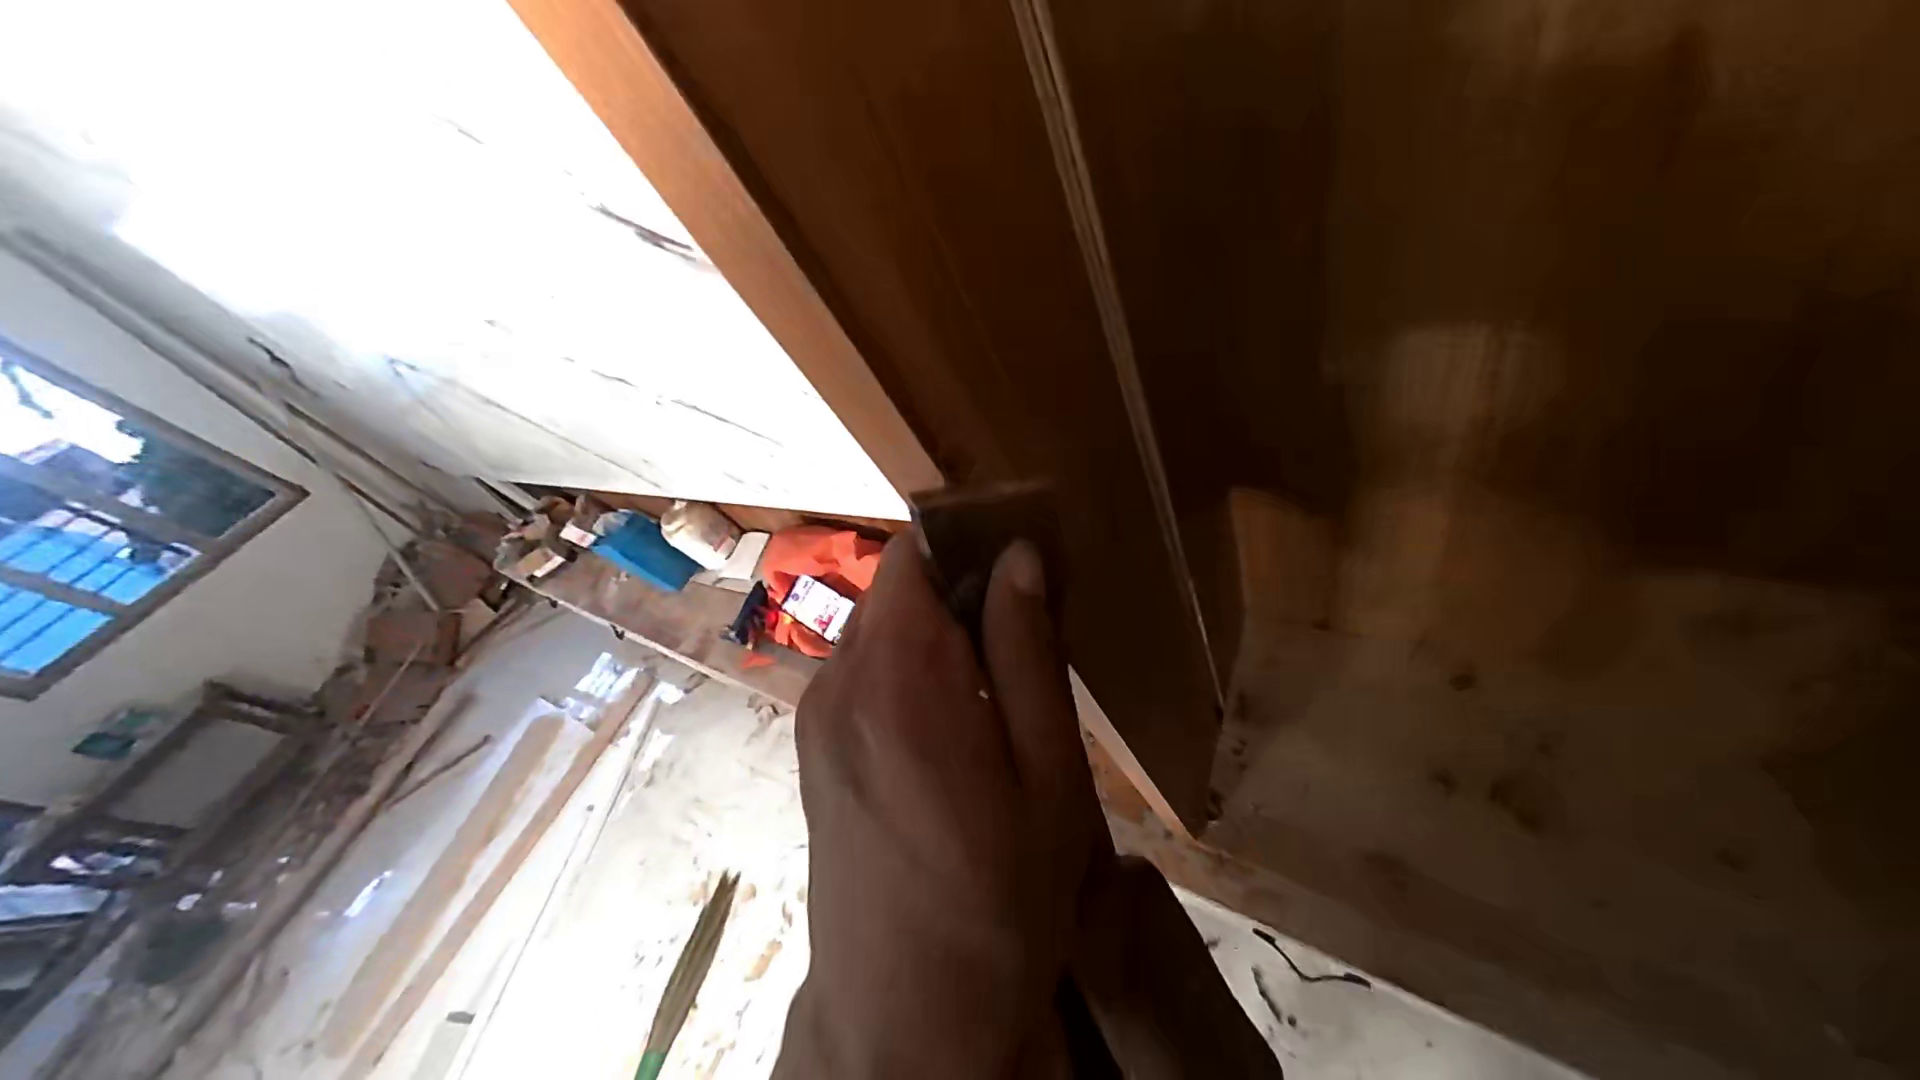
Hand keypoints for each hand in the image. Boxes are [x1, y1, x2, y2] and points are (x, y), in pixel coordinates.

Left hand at [775, 532, 1101, 1077]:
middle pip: (896, 590)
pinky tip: (944, 733)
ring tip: (988, 699)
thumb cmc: (1000, 897)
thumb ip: (1029, 652)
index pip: (913, 554)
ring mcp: (814, 712)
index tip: (1018, 568)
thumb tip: (1021, 557)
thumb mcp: (1047, 773)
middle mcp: (839, 678)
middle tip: (1019, 645)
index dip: (965, 546)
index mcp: (899, 676)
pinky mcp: (810, 743)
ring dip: (932, 639)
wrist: (906, 1010)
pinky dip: (904, 673)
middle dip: (956, 597)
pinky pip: (860, 672)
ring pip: (879, 629)